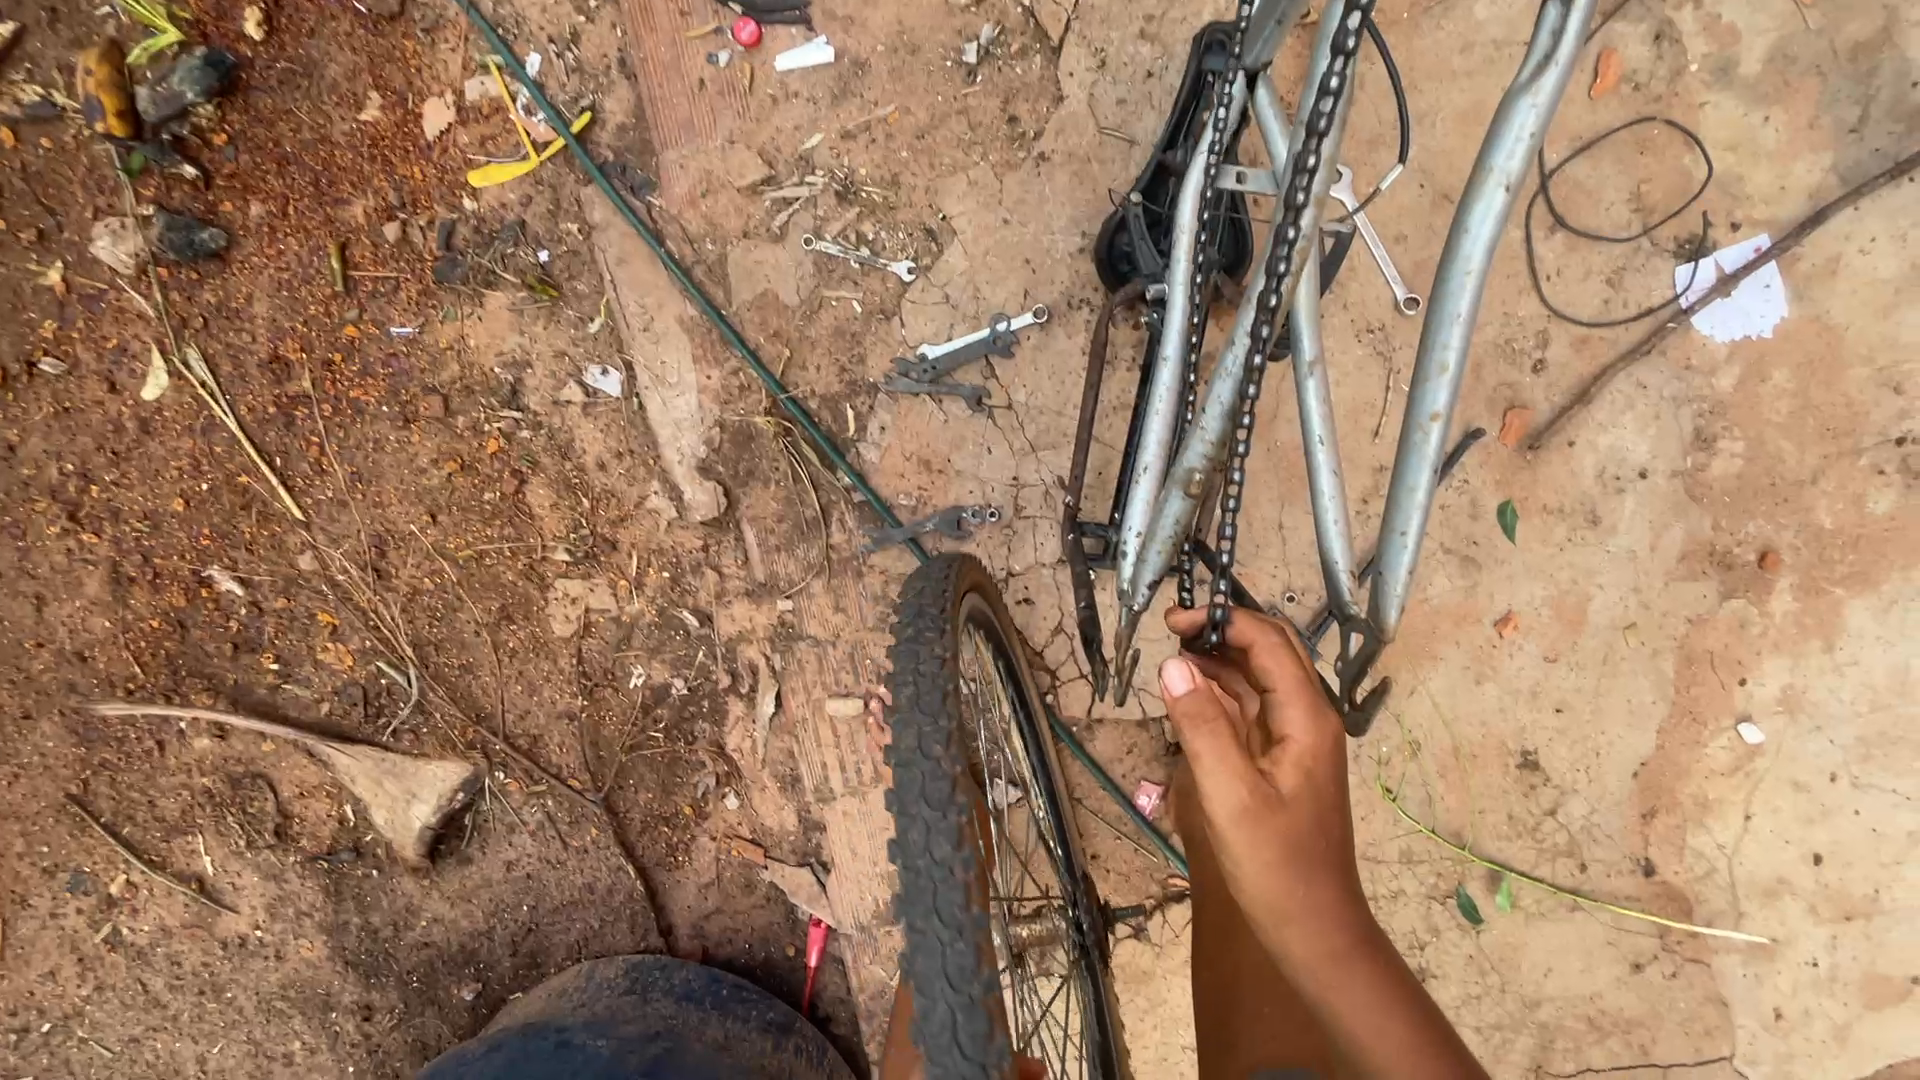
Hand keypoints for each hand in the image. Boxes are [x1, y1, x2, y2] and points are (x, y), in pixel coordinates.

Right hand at [1160, 605, 1371, 967]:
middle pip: (1269, 652)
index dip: (1222, 622)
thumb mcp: (1230, 794)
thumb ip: (1201, 726)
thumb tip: (1172, 665)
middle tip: (1170, 632)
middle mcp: (1307, 718)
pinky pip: (1250, 710)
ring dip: (1218, 662)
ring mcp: (1295, 740)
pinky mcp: (1280, 761)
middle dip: (1222, 633)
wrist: (1313, 929)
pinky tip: (1189, 697)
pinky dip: (1219, 694)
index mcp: (1306, 718)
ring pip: (1258, 680)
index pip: (1267, 642)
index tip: (1171, 624)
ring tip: (1172, 659)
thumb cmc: (1274, 865)